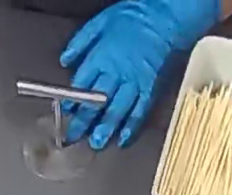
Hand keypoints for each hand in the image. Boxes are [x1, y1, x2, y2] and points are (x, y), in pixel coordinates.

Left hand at [59, 0, 218, 148]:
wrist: (166, 15)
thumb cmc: (135, 16)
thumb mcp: (102, 21)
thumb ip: (81, 41)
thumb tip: (65, 60)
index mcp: (102, 56)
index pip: (81, 84)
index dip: (72, 101)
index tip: (66, 113)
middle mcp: (116, 73)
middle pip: (95, 102)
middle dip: (83, 122)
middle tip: (74, 137)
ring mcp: (134, 83)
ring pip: (116, 111)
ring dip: (105, 129)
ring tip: (96, 143)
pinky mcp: (150, 90)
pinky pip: (139, 113)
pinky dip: (130, 128)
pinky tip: (122, 140)